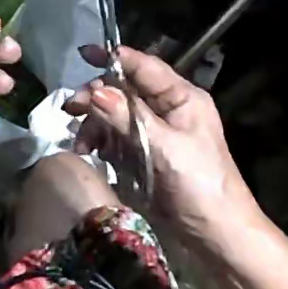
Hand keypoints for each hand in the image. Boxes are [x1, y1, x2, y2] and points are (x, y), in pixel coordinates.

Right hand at [62, 45, 256, 238]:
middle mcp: (168, 109)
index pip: (145, 67)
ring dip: (94, 123)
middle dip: (96, 96)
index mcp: (182, 98)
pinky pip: (114, 137)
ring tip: (81, 142)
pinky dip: (99, 141)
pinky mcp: (144, 154)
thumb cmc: (200, 184)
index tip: (84, 53)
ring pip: (115, 114)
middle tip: (71, 109)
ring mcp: (155, 132)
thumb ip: (127, 116)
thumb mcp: (163, 146)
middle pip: (124, 90)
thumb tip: (94, 90)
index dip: (115, 58)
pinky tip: (88, 151)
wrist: (216, 234)